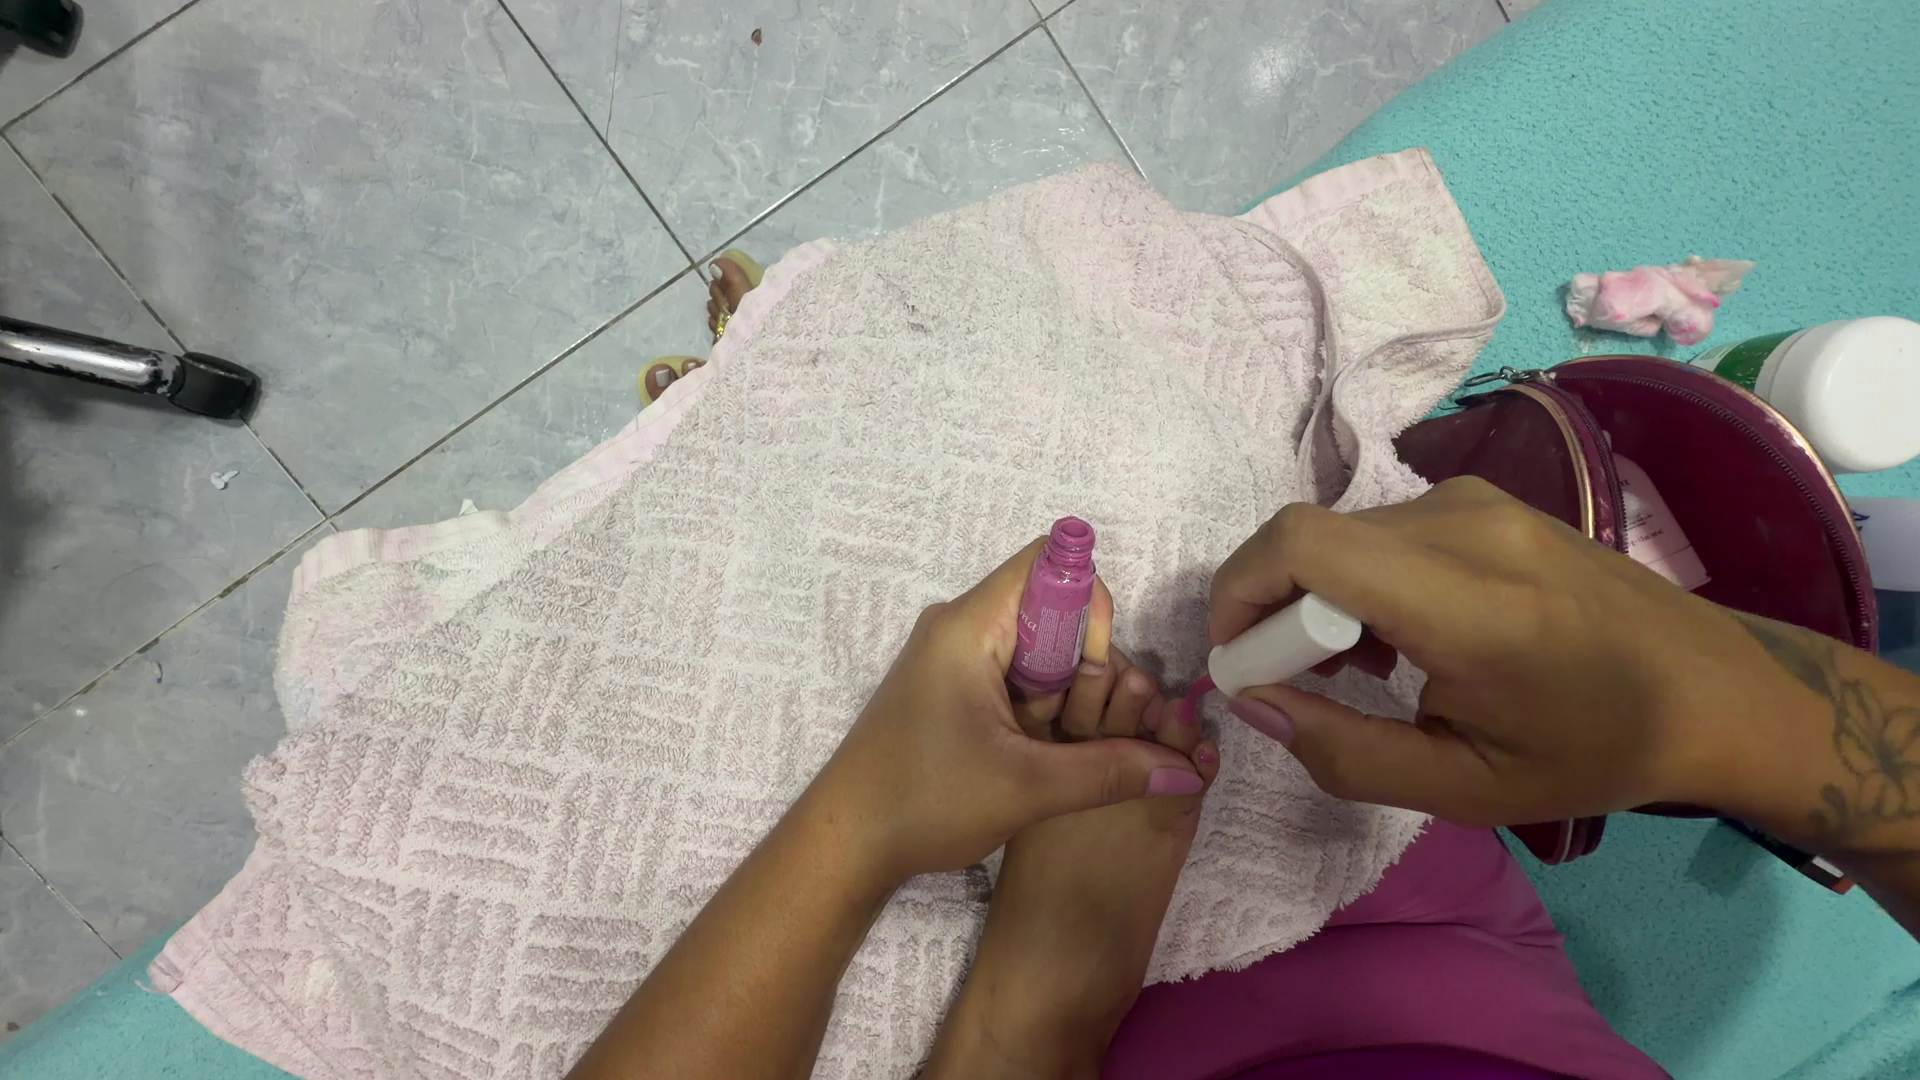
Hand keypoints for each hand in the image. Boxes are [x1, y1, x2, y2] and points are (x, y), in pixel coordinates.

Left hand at [808, 539, 1204, 883]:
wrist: (846, 840)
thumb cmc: (925, 800)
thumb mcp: (1028, 787)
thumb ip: (1112, 770)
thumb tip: (1183, 768)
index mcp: (969, 624)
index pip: (1049, 563)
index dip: (1087, 604)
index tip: (1092, 670)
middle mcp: (959, 624)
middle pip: (1049, 608)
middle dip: (1078, 663)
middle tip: (1071, 725)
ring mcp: (953, 655)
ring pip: (1036, 646)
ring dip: (1059, 693)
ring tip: (1046, 748)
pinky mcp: (952, 685)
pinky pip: (1014, 672)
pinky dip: (1037, 705)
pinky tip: (1032, 751)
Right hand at [1207, 476, 1816, 826]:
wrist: (1721, 689)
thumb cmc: (1594, 749)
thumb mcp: (1462, 788)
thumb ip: (1342, 753)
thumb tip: (1249, 701)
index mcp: (1470, 604)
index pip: (1306, 546)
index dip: (1241, 588)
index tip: (1239, 653)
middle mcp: (1463, 526)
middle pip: (1306, 540)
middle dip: (1270, 607)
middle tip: (1293, 672)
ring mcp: (1471, 500)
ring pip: (1333, 535)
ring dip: (1309, 595)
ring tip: (1351, 659)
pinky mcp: (1474, 497)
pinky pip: (1369, 529)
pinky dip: (1347, 578)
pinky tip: (1389, 629)